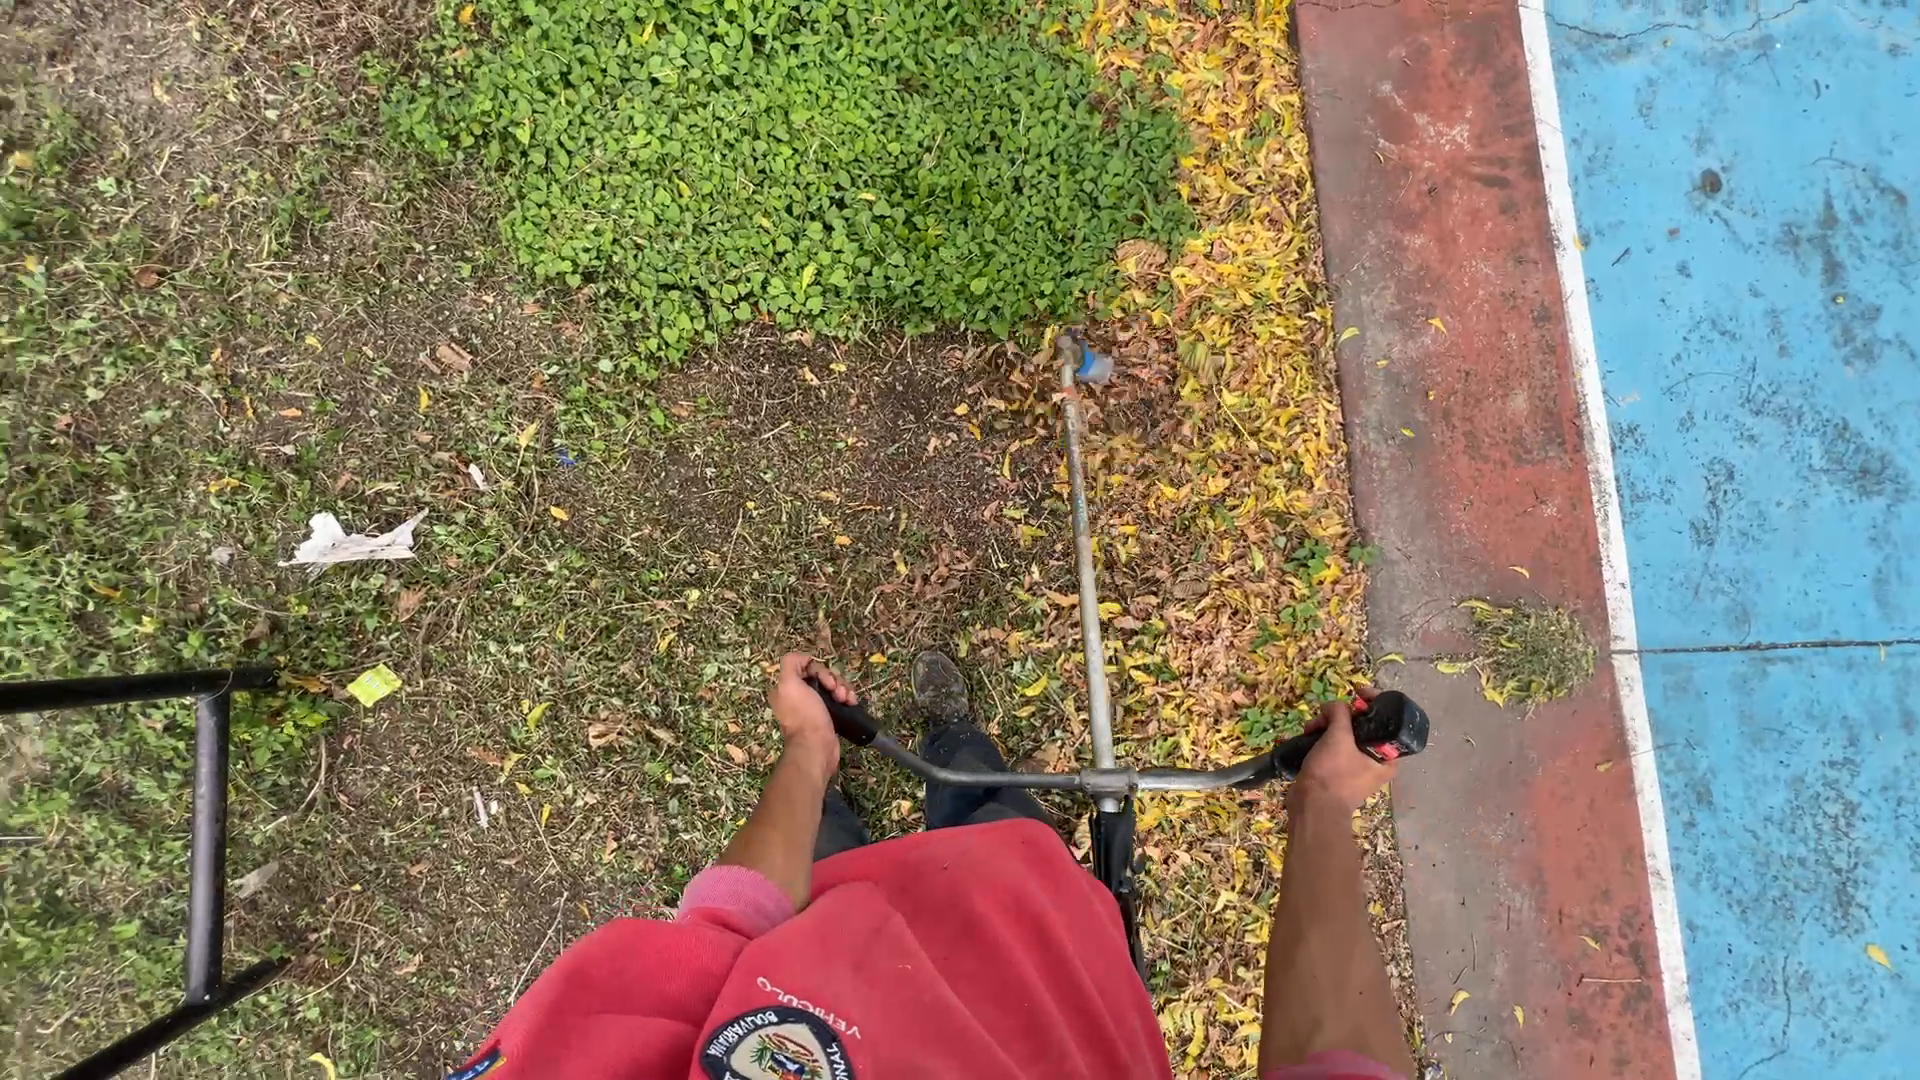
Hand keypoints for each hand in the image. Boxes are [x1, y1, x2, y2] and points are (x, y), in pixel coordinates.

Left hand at [769, 652, 850, 776]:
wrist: (817, 746)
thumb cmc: (804, 715)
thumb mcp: (789, 684)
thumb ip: (791, 663)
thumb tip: (805, 659)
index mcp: (786, 687)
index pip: (807, 666)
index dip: (820, 671)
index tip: (826, 683)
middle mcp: (798, 695)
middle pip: (822, 675)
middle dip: (834, 680)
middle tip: (837, 692)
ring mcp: (813, 706)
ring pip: (833, 685)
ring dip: (843, 688)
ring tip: (847, 700)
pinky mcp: (827, 715)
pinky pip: (839, 698)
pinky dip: (847, 697)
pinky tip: (851, 703)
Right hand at [1289, 687, 1398, 814]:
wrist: (1312, 806)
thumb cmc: (1332, 773)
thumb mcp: (1338, 738)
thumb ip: (1340, 714)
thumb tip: (1334, 706)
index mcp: (1387, 756)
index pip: (1387, 719)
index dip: (1373, 701)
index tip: (1356, 691)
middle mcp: (1376, 760)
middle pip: (1361, 724)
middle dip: (1339, 715)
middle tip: (1324, 716)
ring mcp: (1356, 765)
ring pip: (1344, 733)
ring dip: (1326, 725)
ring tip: (1310, 729)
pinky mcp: (1338, 769)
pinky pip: (1333, 744)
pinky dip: (1321, 737)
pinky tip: (1308, 736)